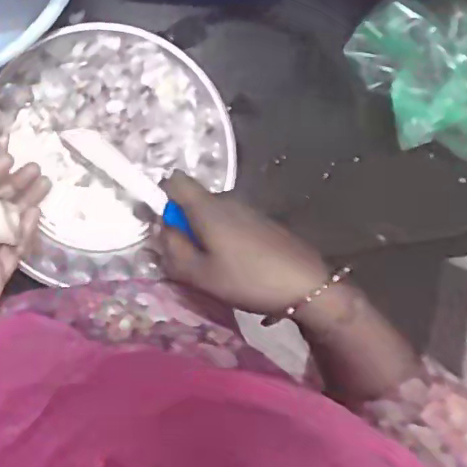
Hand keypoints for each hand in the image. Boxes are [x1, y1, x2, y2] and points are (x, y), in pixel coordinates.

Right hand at [154, 173, 331, 315]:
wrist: (307, 285)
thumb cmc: (248, 278)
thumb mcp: (201, 274)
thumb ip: (173, 250)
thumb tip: (160, 232)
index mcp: (207, 206)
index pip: (173, 181)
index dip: (160, 197)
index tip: (159, 225)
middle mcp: (226, 200)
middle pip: (192, 201)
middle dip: (181, 225)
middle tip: (183, 259)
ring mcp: (247, 209)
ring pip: (211, 215)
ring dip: (203, 236)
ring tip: (211, 270)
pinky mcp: (261, 223)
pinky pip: (229, 224)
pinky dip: (222, 240)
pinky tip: (234, 270)